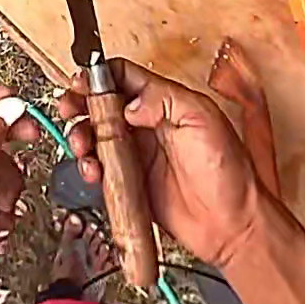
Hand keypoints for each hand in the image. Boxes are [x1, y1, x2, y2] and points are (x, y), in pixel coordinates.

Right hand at [58, 58, 263, 268]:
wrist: (235, 229)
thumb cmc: (228, 172)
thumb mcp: (203, 120)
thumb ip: (164, 99)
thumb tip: (128, 103)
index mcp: (159, 101)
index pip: (120, 74)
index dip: (97, 74)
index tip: (82, 81)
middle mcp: (142, 122)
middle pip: (98, 101)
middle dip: (78, 100)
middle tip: (69, 107)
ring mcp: (133, 151)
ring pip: (92, 132)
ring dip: (79, 134)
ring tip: (82, 145)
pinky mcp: (127, 180)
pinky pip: (98, 166)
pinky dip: (88, 166)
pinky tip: (92, 170)